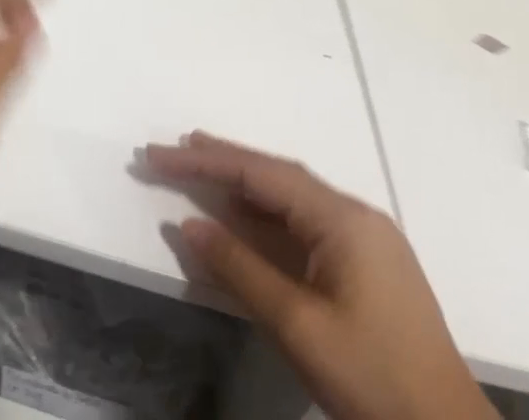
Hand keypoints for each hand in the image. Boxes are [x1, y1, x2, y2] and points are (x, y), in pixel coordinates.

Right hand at [143, 133, 495, 419]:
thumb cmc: (371, 375)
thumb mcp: (295, 323)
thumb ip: (239, 267)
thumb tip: (188, 224)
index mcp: (345, 222)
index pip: (262, 175)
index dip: (205, 161)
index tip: (157, 155)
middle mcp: (358, 219)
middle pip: (278, 176)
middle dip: (220, 161)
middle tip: (167, 152)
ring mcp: (367, 242)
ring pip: (291, 197)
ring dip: (240, 182)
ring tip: (194, 168)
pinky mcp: (366, 267)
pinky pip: (303, 221)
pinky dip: (262, 210)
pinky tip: (240, 213)